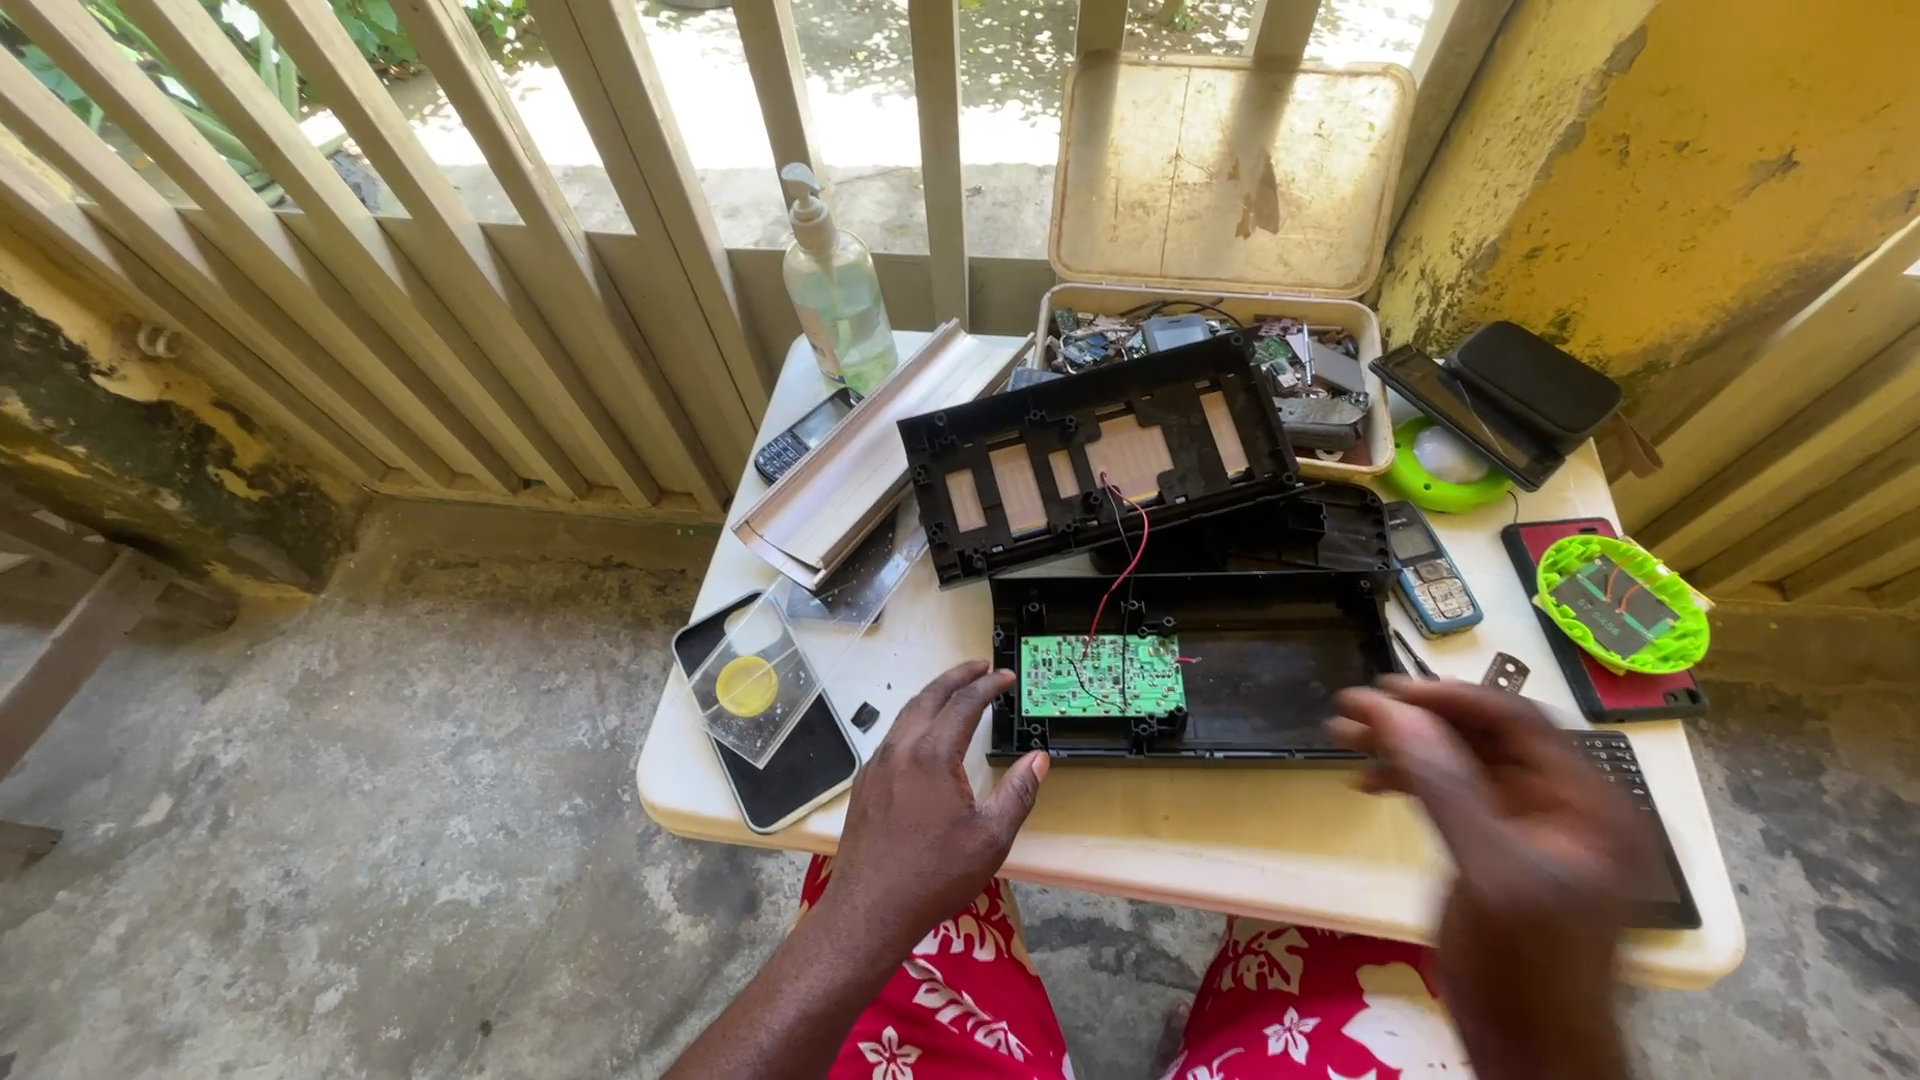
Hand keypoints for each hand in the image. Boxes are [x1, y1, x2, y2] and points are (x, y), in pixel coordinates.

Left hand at [821, 660, 1048, 956]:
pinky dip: (914, 719)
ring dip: (933, 695)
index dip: (987, 685)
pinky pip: (892, 736)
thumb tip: (1039, 759)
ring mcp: (877, 764)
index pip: (964, 704)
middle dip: (957, 677)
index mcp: (933, 755)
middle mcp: (901, 749)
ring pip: (906, 714)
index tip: (1006, 676)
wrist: (869, 908)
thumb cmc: (935, 876)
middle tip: (980, 666)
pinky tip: (923, 734)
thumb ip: (1018, 794)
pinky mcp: (865, 783)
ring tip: (954, 691)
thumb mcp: (991, 840)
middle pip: (930, 697)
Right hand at [1329, 678, 1652, 1079]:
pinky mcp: (1496, 848)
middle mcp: (1563, 804)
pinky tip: (1367, 782)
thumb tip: (1395, 713)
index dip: (1448, 698)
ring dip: (1402, 746)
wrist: (1531, 1052)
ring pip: (1459, 761)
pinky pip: (1449, 793)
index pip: (1518, 721)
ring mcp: (1529, 827)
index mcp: (1588, 803)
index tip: (1383, 692)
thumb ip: (1445, 787)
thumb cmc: (1523, 968)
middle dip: (1414, 720)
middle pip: (1483, 736)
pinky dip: (1406, 779)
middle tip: (1349, 710)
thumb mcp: (1488, 873)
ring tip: (1343, 737)